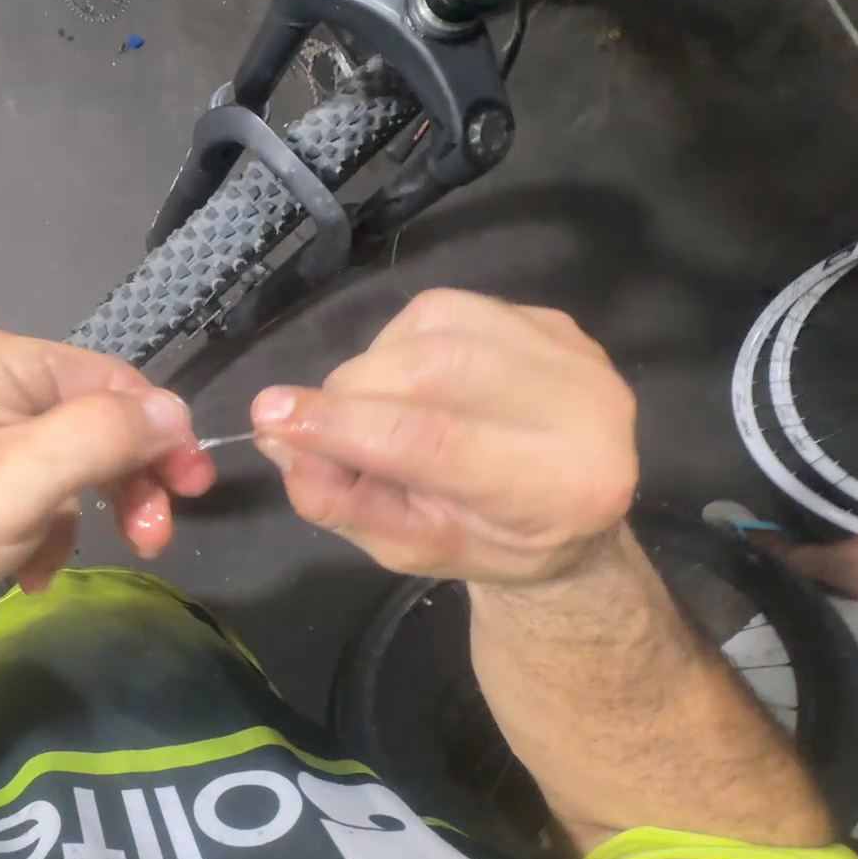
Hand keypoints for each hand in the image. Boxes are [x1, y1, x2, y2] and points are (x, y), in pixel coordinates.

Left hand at [0, 331, 216, 622]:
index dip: (161, 432)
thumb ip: (102, 437)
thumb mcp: (23, 477)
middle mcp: (8, 386)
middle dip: (130, 483)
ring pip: (83, 465)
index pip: (115, 382)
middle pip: (103, 425)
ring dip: (89, 517)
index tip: (192, 487)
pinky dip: (53, 534)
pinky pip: (52, 495)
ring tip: (69, 563)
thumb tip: (176, 413)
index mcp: (12, 363)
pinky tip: (30, 569)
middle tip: (153, 536)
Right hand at [250, 289, 636, 583]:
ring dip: (371, 367)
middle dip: (349, 392)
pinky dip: (395, 345)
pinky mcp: (547, 318)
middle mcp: (589, 406)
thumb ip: (341, 503)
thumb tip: (280, 443)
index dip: (343, 426)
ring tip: (371, 409)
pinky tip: (406, 380)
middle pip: (434, 368)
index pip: (435, 443)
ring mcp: (572, 350)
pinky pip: (442, 310)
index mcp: (561, 487)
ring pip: (433, 327)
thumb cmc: (480, 540)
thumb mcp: (404, 548)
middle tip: (315, 422)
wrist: (562, 511)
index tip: (269, 418)